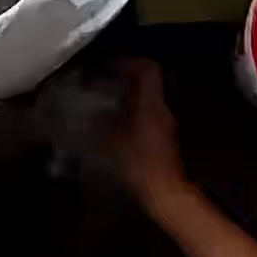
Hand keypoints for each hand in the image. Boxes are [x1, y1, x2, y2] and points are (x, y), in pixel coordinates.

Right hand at [110, 60, 190, 215]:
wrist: (165, 193)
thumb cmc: (141, 166)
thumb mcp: (114, 144)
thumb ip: (101, 126)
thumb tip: (91, 115)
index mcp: (152, 106)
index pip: (148, 70)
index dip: (129, 63)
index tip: (109, 67)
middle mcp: (161, 111)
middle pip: (146, 85)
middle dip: (123, 81)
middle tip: (101, 85)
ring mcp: (163, 125)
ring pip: (145, 101)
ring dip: (125, 99)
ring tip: (103, 105)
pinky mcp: (161, 139)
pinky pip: (145, 117)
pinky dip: (129, 114)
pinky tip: (112, 126)